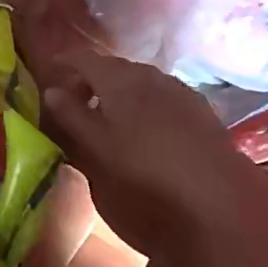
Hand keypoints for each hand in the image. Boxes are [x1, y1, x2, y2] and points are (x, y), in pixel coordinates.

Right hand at [37, 53, 267, 266]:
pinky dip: (141, 107)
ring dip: (117, 95)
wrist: (219, 207)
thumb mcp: (94, 151)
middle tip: (71, 106)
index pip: (86, 59)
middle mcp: (154, 79)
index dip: (65, 63)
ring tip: (103, 123)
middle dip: (90, 81)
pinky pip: (161, 100)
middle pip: (115, 69)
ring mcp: (182, 95)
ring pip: (141, 84)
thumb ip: (71, 118)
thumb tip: (51, 90)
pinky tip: (140, 134)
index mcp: (122, 82)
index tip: (48, 74)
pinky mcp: (201, 116)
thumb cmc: (143, 177)